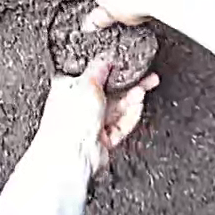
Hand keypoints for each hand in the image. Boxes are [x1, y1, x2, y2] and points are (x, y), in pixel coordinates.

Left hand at [34, 58, 158, 177]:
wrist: (70, 157)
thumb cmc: (67, 122)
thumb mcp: (86, 82)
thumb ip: (100, 67)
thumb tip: (107, 56)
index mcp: (69, 88)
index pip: (94, 74)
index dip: (112, 68)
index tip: (128, 64)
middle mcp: (80, 105)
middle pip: (110, 91)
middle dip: (130, 83)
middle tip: (147, 76)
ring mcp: (92, 123)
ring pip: (118, 106)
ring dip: (132, 97)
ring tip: (145, 88)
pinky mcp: (103, 138)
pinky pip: (121, 123)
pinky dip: (131, 114)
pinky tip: (138, 105)